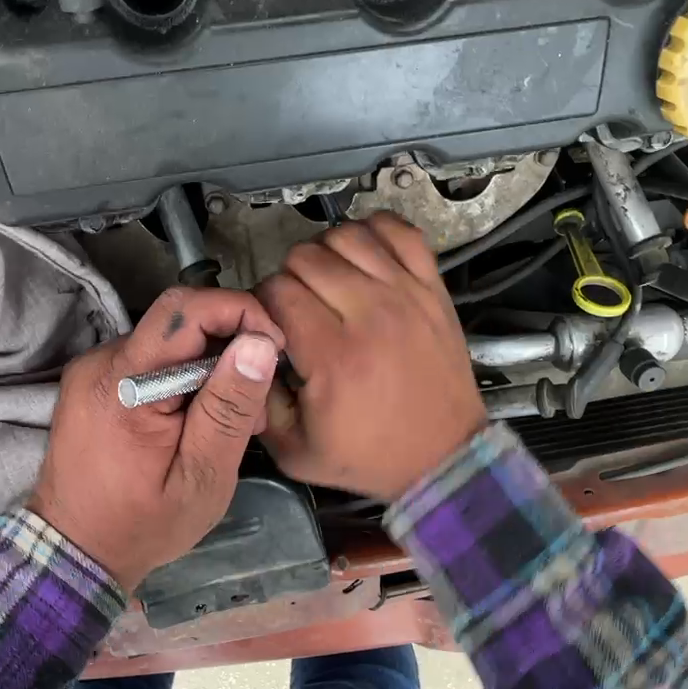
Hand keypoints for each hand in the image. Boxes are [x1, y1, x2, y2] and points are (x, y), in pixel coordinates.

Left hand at [26, 287, 283, 590]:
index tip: (273, 348)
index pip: (186, 310)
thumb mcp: (202, 476)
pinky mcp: (94, 383)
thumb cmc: (143, 525)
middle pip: (179, 322)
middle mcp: (101, 362)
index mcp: (124, 384)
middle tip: (256, 400)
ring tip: (230, 424)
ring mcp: (93, 370)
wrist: (75, 552)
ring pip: (170, 342)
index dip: (240, 312)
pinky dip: (186, 380)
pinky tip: (198, 422)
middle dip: (231, 346)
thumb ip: (229, 408)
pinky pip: (152, 361)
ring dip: (211, 369)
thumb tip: (260, 343)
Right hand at [255, 214, 486, 502]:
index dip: (264, 302)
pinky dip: (376, 231)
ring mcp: (406, 296)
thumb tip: (245, 353)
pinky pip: (401, 232)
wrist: (442, 457)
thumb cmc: (373, 456)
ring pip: (348, 235)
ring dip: (327, 252)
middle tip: (297, 304)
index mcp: (334, 355)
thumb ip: (259, 401)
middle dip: (290, 276)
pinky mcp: (431, 290)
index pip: (278, 291)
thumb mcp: (296, 451)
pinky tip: (364, 255)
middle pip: (306, 257)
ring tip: (327, 280)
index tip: (272, 321)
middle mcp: (371, 316)